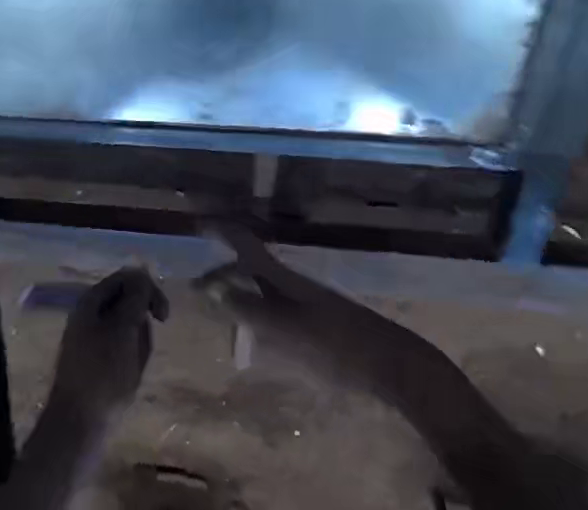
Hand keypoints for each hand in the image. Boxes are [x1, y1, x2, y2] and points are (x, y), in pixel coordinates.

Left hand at [45, 267, 169, 429]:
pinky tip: (129, 378)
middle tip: (144, 345)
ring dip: (138, 342)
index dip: (148, 289)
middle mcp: (89, 314)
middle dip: (142, 321)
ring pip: (127, 327)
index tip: (162, 316)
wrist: (78, 424)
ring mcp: (91, 338)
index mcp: (91, 301)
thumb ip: (135, 297)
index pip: (126, 278)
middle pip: (127, 302)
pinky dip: (132, 358)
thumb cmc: (103, 372)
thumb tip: (143, 275)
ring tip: (134, 366)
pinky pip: (122, 349)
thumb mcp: (123, 328)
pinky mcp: (96, 361)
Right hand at [195, 221, 418, 395]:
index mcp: (281, 275)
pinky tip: (254, 333)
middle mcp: (291, 280)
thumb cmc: (333, 344)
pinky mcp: (317, 318)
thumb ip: (246, 307)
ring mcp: (306, 298)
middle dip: (223, 271)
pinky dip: (256, 308)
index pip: (244, 241)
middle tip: (200, 289)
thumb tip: (210, 285)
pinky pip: (274, 303)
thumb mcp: (283, 328)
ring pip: (262, 285)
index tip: (197, 224)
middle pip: (250, 264)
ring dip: (239, 290)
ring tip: (221, 310)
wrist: (390, 363)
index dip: (220, 229)